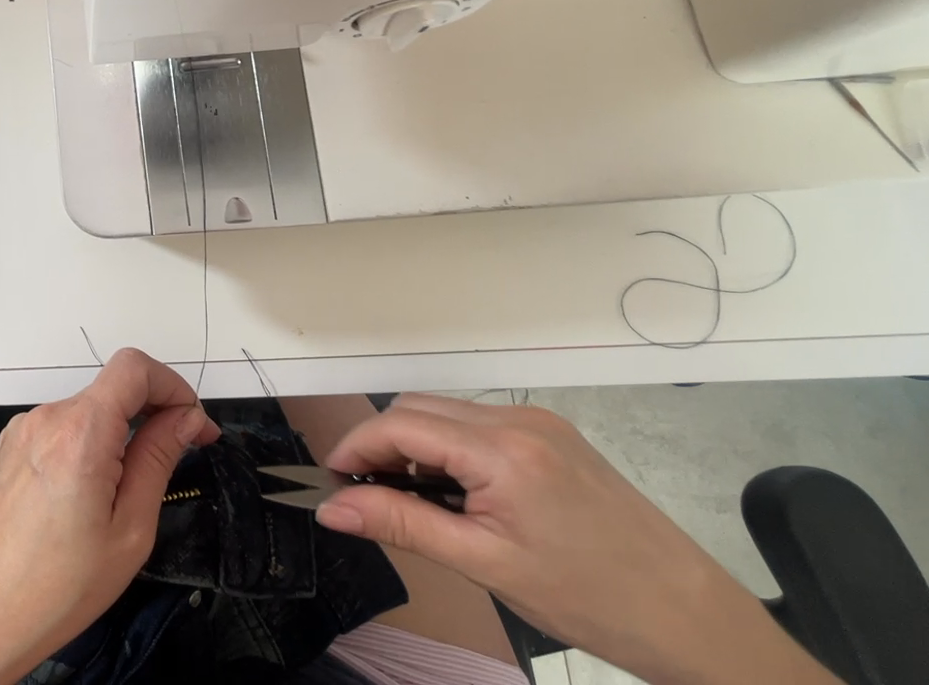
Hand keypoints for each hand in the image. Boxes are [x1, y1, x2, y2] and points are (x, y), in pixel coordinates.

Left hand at [0, 348, 218, 684]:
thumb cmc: (68, 581)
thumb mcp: (132, 526)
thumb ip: (158, 458)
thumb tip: (188, 417)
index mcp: (81, 432)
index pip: (133, 368)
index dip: (172, 386)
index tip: (194, 426)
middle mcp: (47, 416)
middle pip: (111, 389)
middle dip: (152, 412)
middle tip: (182, 454)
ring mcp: (24, 427)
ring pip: (88, 409)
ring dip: (120, 430)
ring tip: (132, 485)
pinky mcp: (11, 443)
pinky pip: (62, 426)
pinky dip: (89, 441)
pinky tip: (92, 488)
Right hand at [316, 395, 838, 684]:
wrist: (696, 619)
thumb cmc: (589, 599)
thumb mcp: (485, 565)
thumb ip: (401, 525)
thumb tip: (330, 508)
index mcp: (503, 450)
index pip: (399, 425)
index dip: (354, 447)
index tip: (331, 482)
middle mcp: (518, 420)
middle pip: (416, 408)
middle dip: (379, 444)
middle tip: (368, 495)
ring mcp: (539, 422)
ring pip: (443, 412)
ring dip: (412, 444)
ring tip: (411, 499)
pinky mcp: (553, 435)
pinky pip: (476, 424)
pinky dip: (447, 446)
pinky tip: (455, 491)